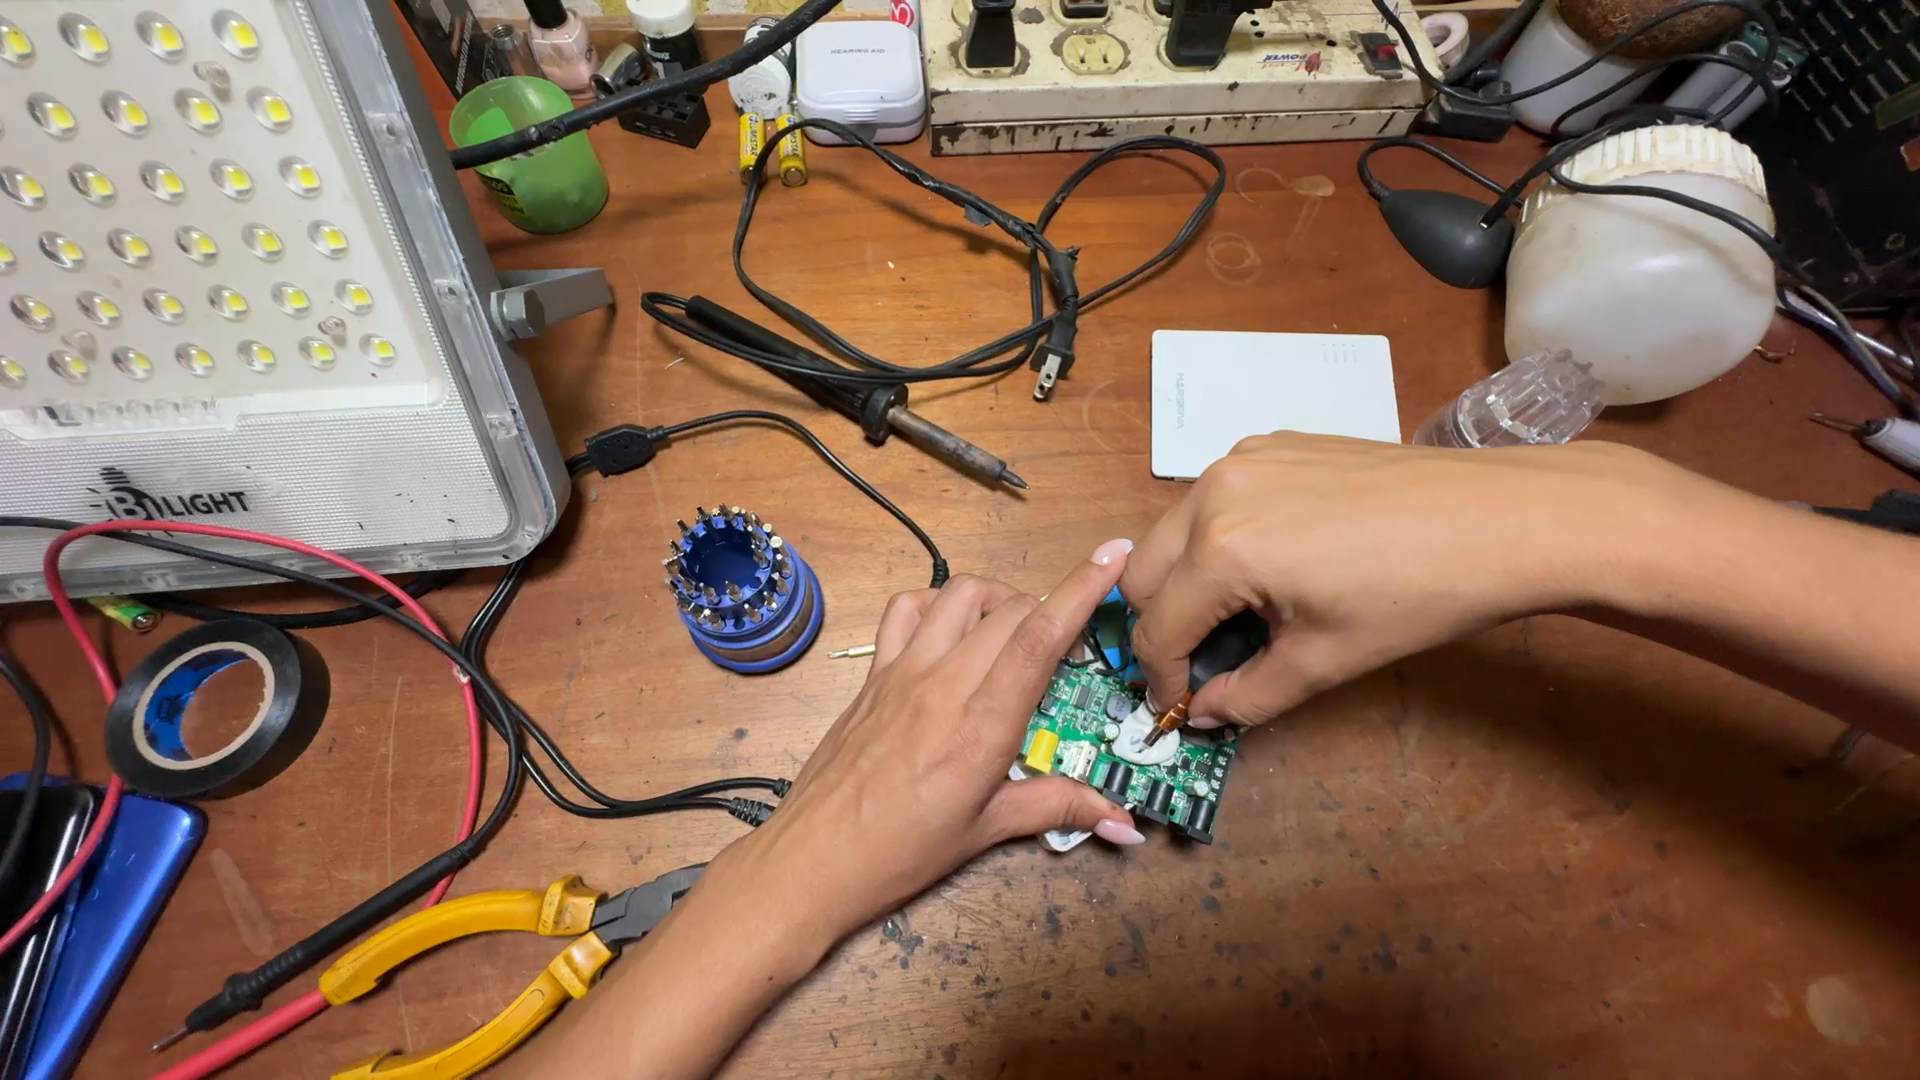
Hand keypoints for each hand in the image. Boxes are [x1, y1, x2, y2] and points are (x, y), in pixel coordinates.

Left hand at [723, 541, 1143, 942]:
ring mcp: (902, 670)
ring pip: (958, 594)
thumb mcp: (987, 832)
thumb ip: (1059, 808)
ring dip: (996, 597)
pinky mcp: (873, 671)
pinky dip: (935, 604)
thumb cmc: (905, 852)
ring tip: (1008, 630)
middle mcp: (944, 683)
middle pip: (1008, 610)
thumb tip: (1128, 824)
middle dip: (1048, 607)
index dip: (1081, 589)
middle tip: (1062, 643)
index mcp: (982, 725)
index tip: (1112, 552)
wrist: (814, 858)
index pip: (1040, 638)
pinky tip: (947, 632)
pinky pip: (904, 610)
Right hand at [1122, 433, 1679, 727]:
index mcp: (1222, 550)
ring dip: (1184, 579)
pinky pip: (1211, 499)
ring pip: (1170, 533)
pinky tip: (1270, 556)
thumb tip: (1203, 710)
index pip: (1156, 627)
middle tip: (1203, 656)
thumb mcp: (1326, 661)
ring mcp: (1238, 458)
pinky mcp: (1266, 443)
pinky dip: (1217, 537)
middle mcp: (1211, 492)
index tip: (1177, 705)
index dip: (1160, 678)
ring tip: (1239, 607)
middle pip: (1139, 574)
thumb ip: (1247, 696)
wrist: (1508, 516)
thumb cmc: (1419, 597)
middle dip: (1160, 624)